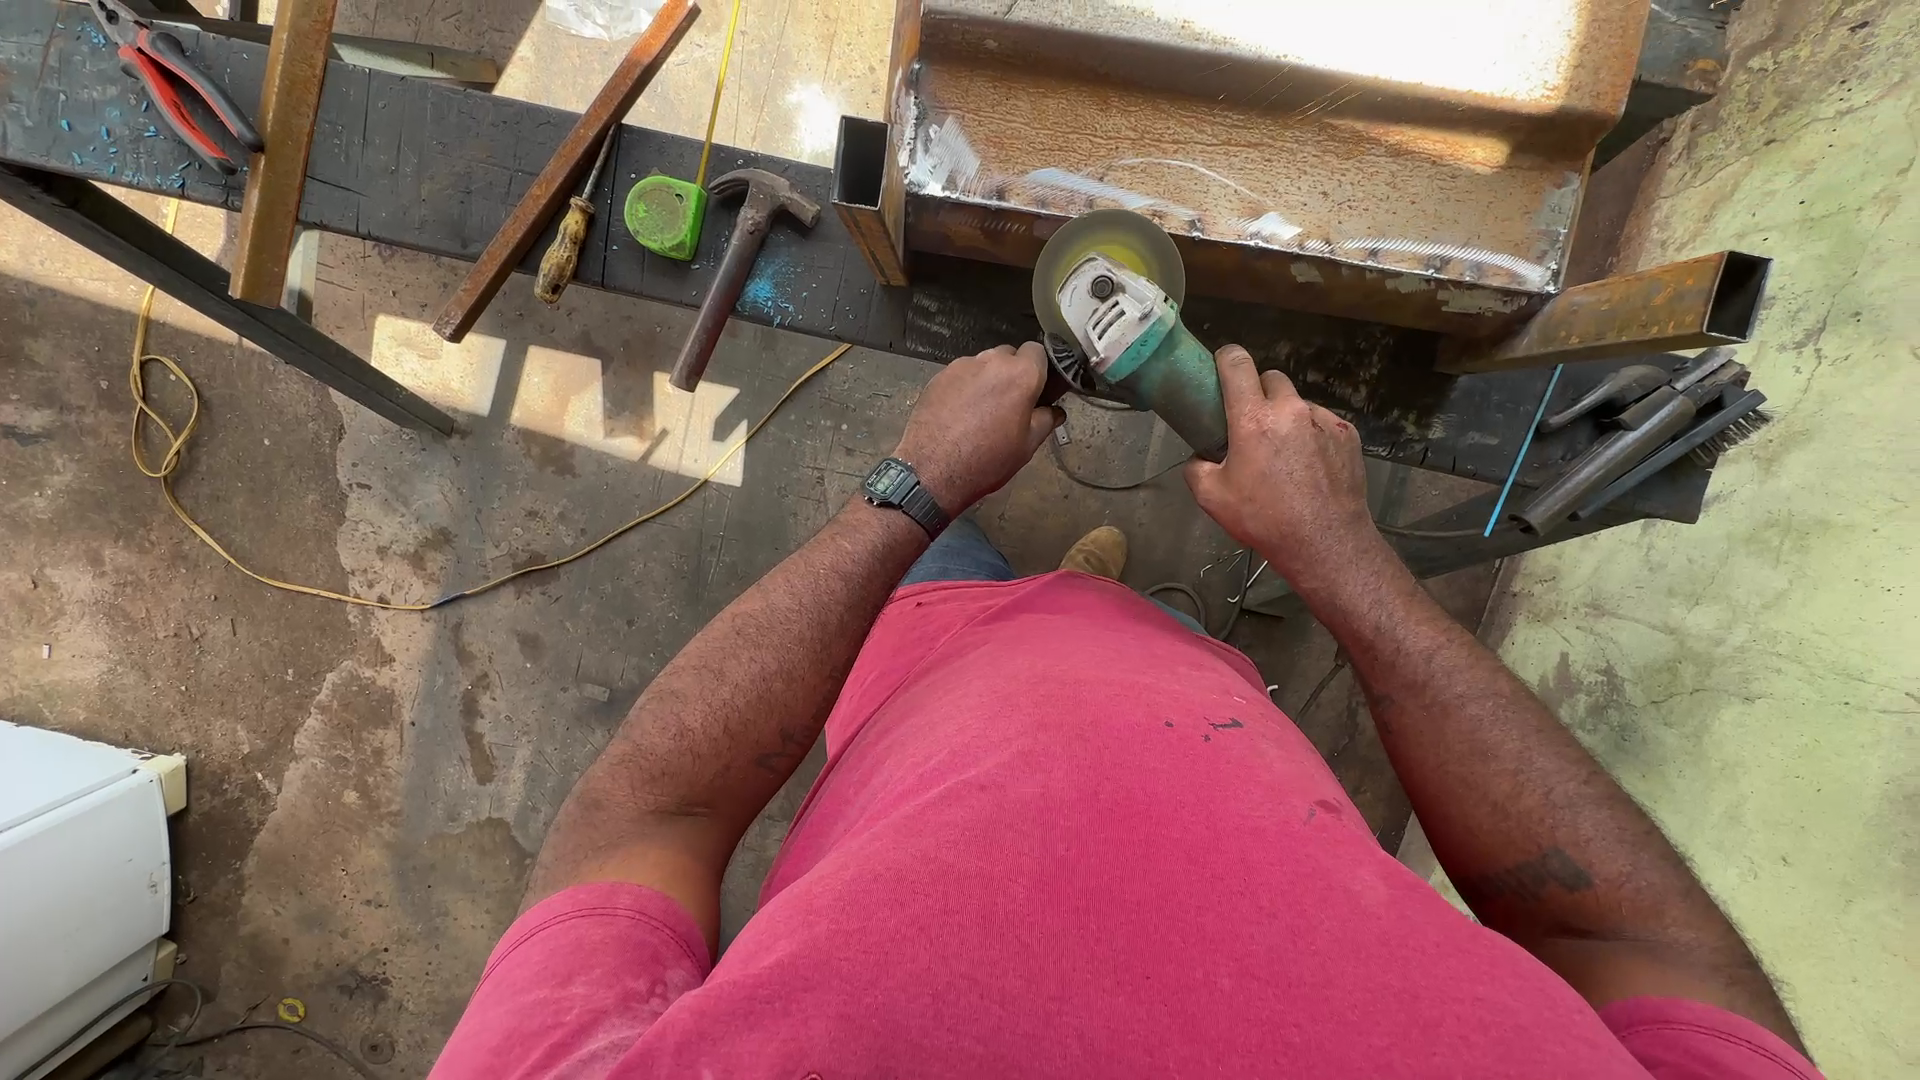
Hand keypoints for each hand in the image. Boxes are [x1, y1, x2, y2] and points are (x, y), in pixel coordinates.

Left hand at [892, 342, 1062, 511]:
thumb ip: (1045, 421)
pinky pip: (960, 375)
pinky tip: (959, 413)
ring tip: (981, 411)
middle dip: (1012, 373)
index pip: (1037, 351)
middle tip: (1009, 404)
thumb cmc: (986, 459)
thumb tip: (1055, 411)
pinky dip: (964, 387)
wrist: (932, 469)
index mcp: (1021, 374)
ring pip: (983, 364)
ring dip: (987, 379)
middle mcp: (991, 361)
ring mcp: (961, 366)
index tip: (1036, 390)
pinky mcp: (939, 376)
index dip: (1038, 369)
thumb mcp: (1026, 446)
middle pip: (1009, 355)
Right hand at [1184, 345, 1400, 603]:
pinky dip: (1311, 434)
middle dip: (1258, 392)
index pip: (1237, 364)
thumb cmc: (1263, 518)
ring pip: (1298, 401)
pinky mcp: (1347, 434)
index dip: (1226, 358)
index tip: (1221, 367)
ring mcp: (1323, 419)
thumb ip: (1196, 467)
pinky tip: (1308, 464)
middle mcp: (1290, 410)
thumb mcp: (1211, 497)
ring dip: (1286, 415)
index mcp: (1253, 419)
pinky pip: (1322, 422)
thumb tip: (1202, 457)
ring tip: (1284, 451)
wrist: (1324, 541)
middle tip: (1251, 422)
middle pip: (1271, 378)